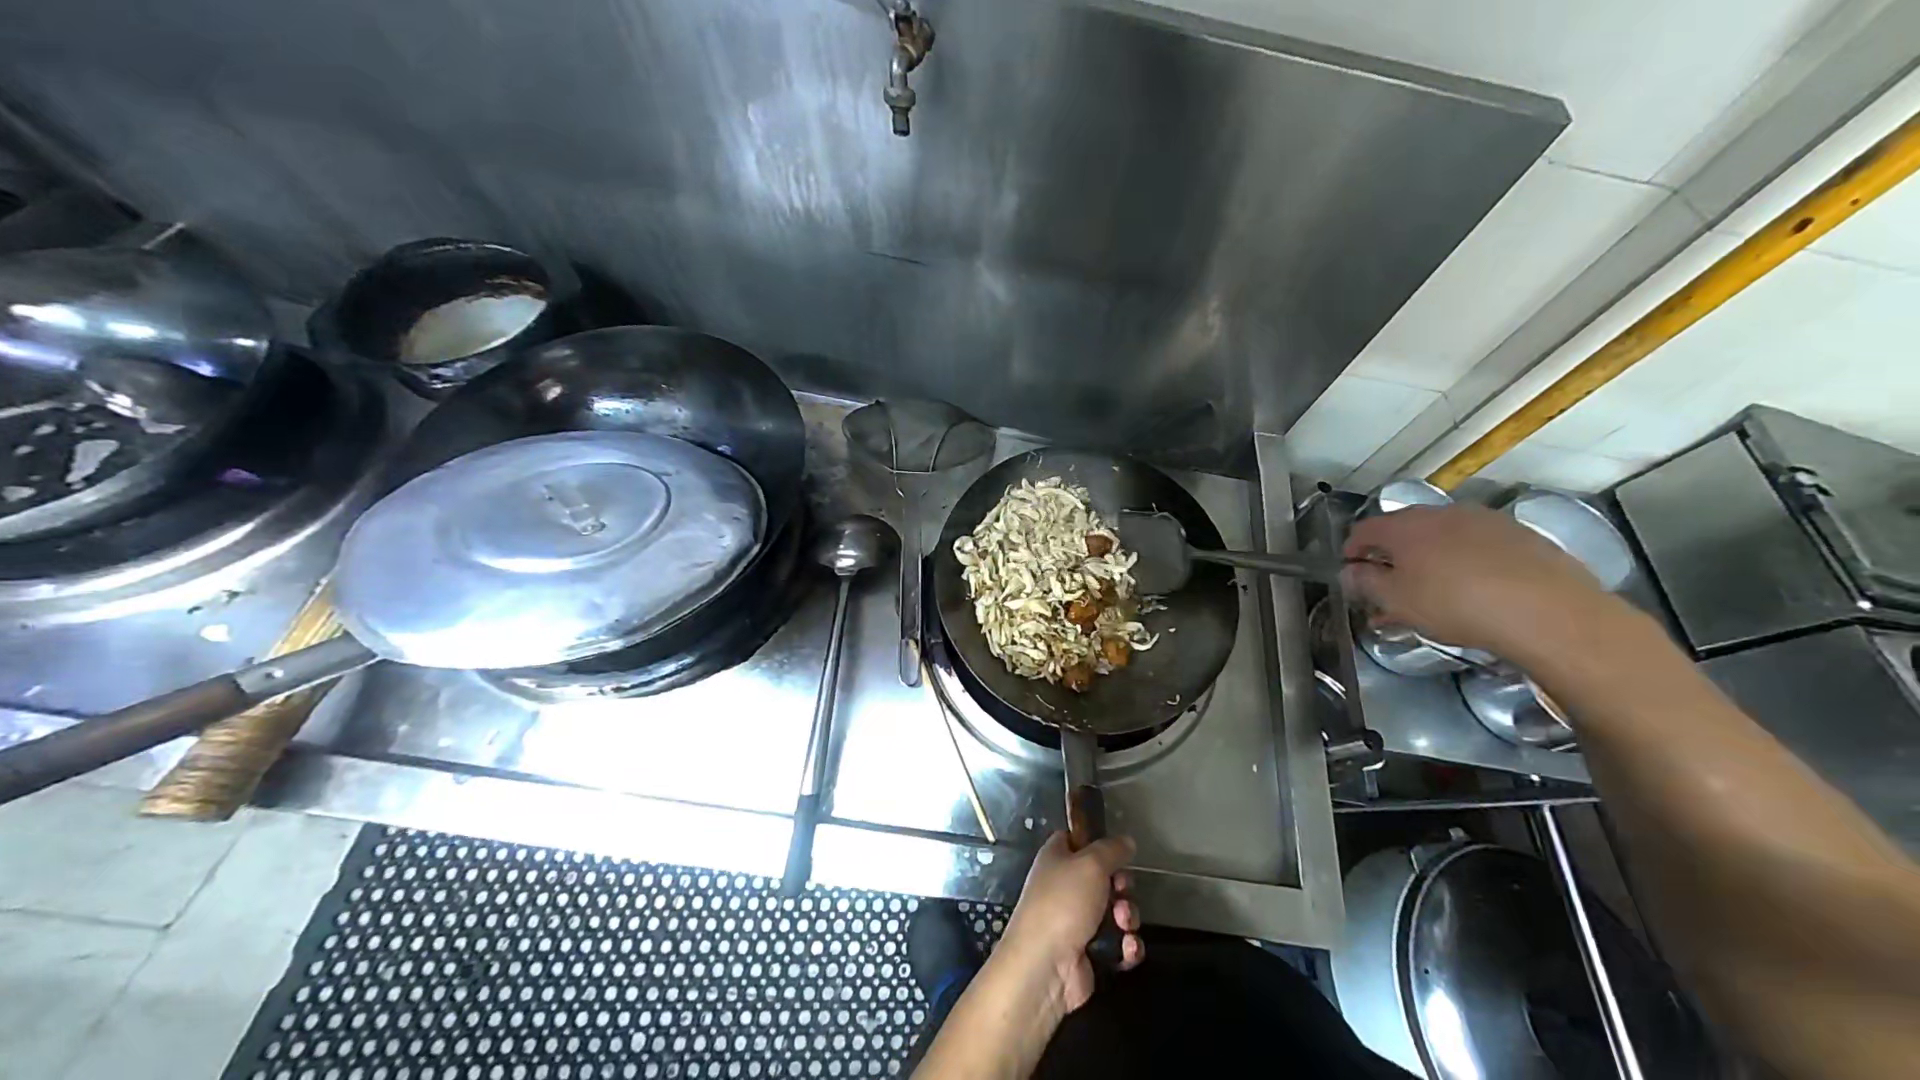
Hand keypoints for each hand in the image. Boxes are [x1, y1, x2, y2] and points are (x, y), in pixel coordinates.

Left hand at [997, 832, 1142, 1012]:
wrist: (1045, 965)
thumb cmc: (1063, 903)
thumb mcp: (1089, 864)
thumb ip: (1111, 850)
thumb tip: (1126, 840)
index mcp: (1057, 859)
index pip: (1076, 840)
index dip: (1096, 843)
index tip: (1116, 850)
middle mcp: (1066, 887)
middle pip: (1105, 878)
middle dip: (1122, 886)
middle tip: (1121, 892)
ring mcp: (1078, 922)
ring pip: (1116, 911)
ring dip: (1127, 917)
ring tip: (1123, 924)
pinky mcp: (1091, 952)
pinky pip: (1119, 943)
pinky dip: (1127, 946)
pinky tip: (1126, 949)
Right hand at [1343, 504, 1620, 663]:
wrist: (1549, 612)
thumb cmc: (1457, 604)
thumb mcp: (1398, 602)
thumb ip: (1366, 584)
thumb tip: (1350, 572)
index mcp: (1406, 526)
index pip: (1364, 529)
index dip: (1352, 549)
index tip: (1350, 570)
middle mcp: (1443, 513)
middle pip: (1405, 529)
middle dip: (1392, 555)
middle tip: (1390, 585)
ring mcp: (1486, 520)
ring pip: (1444, 536)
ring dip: (1430, 558)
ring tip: (1433, 590)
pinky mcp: (1522, 535)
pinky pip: (1479, 545)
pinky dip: (1466, 561)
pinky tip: (1474, 589)